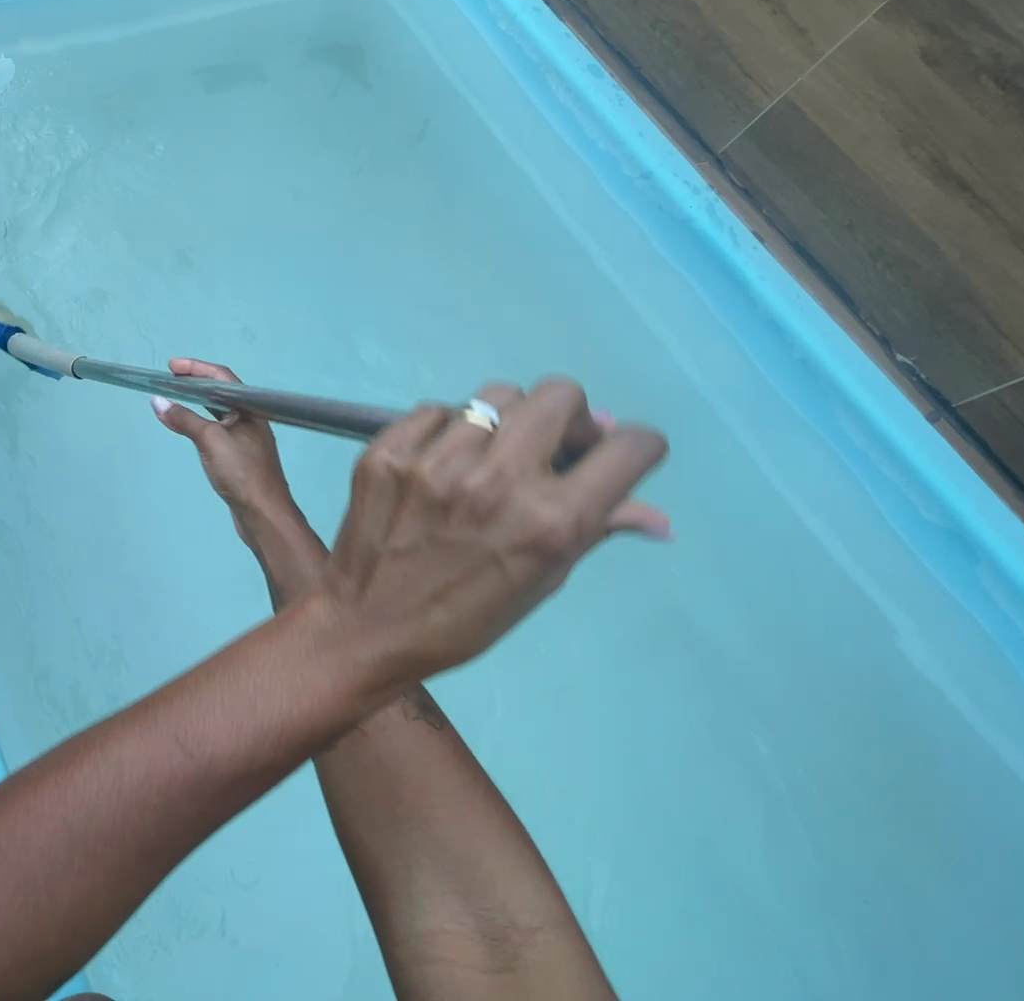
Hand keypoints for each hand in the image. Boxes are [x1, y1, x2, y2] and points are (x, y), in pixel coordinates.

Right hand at [152, 358, 327, 607]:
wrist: (263, 512)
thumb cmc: (240, 471)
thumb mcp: (209, 439)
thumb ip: (184, 419)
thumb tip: (157, 401)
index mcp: (249, 407)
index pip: (221, 377)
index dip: (196, 368)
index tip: (171, 366)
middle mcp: (250, 417)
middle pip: (221, 391)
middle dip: (195, 383)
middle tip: (170, 380)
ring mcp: (246, 437)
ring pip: (219, 411)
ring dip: (198, 402)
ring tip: (175, 398)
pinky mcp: (240, 455)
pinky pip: (218, 428)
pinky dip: (202, 422)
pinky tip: (190, 427)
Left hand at [318, 379, 668, 678]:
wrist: (365, 628)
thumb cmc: (463, 619)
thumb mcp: (540, 583)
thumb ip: (595, 532)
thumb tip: (658, 515)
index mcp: (551, 521)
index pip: (629, 447)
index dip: (635, 448)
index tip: (616, 456)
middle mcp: (497, 480)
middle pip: (561, 395)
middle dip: (570, 418)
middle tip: (552, 447)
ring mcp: (435, 462)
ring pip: (496, 395)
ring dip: (505, 422)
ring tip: (490, 455)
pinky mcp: (386, 453)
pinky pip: (435, 411)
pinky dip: (446, 430)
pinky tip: (440, 462)